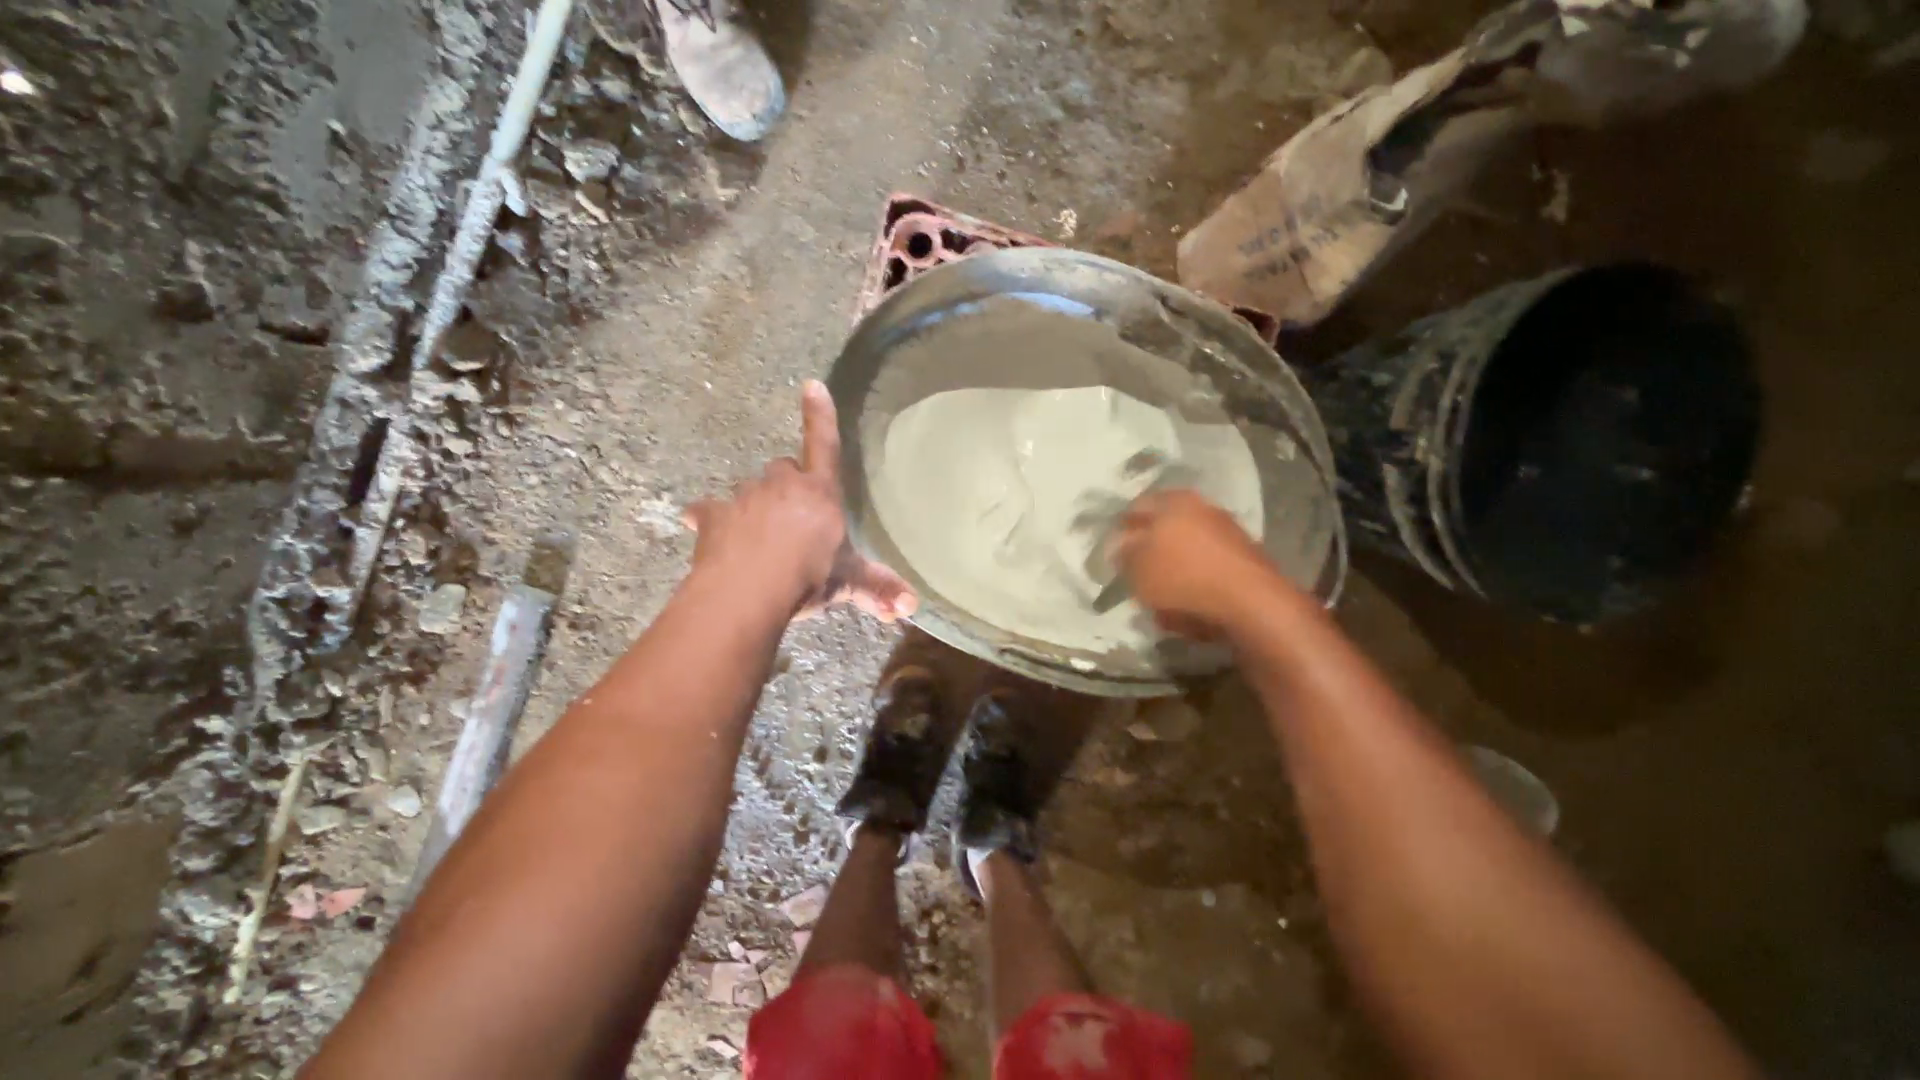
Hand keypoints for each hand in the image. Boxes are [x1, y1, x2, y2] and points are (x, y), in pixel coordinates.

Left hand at [682, 381, 915, 621]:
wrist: (748, 591)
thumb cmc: (806, 577)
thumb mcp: (846, 583)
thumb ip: (876, 589)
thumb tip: (911, 607)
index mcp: (819, 493)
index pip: (824, 444)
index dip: (820, 415)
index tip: (811, 384)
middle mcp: (781, 485)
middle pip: (783, 470)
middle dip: (787, 486)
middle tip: (791, 518)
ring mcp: (744, 498)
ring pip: (749, 491)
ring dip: (753, 507)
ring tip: (755, 540)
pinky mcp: (712, 516)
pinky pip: (707, 511)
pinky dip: (708, 518)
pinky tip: (703, 529)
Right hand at [1114, 489, 1274, 637]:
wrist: (1251, 601)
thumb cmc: (1184, 579)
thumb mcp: (1138, 569)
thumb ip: (1123, 553)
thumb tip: (1118, 545)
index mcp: (1171, 502)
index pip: (1134, 508)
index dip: (1120, 530)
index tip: (1112, 553)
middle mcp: (1200, 507)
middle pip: (1163, 524)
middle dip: (1148, 545)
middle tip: (1134, 570)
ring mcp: (1225, 529)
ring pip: (1187, 543)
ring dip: (1172, 562)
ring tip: (1160, 589)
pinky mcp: (1243, 555)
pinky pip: (1207, 563)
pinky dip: (1194, 576)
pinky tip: (1187, 599)